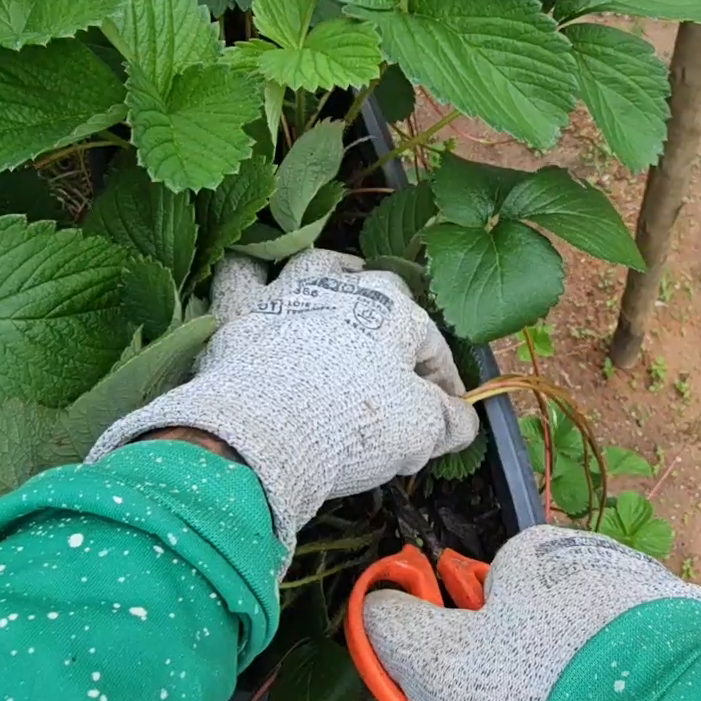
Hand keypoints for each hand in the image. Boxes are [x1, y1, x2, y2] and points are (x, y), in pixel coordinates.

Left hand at [90, 250, 479, 547]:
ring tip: (334, 291)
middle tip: (395, 369)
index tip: (447, 412)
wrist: (263, 436)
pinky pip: (239, 279)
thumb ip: (451, 420)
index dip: (444, 381)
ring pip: (311, 265)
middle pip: (378, 298)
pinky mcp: (238, 315)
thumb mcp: (423, 430)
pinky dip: (249, 280)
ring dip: (326, 275)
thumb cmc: (355, 422)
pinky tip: (256, 291)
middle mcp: (343, 288)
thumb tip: (462, 421)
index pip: (431, 344)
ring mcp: (287, 295)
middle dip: (392, 328)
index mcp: (395, 307)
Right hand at [360, 526, 700, 700]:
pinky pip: (640, 671)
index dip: (479, 666)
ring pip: (589, 665)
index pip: (491, 609)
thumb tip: (375, 603)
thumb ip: (397, 629)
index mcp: (535, 554)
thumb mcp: (442, 660)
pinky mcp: (692, 627)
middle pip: (541, 645)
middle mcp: (592, 558)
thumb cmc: (540, 678)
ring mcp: (647, 590)